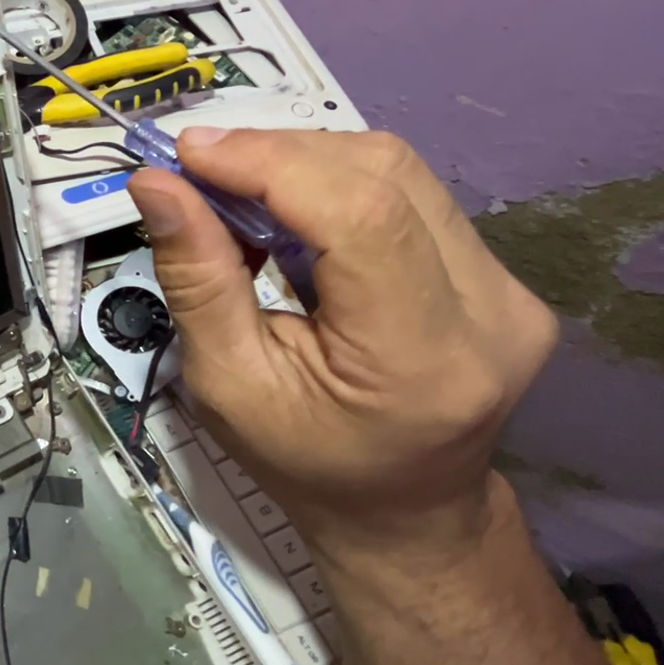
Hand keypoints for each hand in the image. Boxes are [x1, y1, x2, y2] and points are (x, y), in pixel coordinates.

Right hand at [124, 128, 556, 559]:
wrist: (402, 511)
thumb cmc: (300, 461)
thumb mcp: (224, 382)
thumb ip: (195, 280)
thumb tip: (154, 185)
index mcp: (418, 356)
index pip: (361, 216)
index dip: (270, 165)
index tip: (189, 154)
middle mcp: (490, 309)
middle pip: (385, 175)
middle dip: (278, 154)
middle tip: (199, 167)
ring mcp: (509, 287)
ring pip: (400, 171)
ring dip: (303, 161)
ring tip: (234, 186)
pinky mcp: (499, 275)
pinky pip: (409, 194)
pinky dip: (332, 183)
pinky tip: (286, 209)